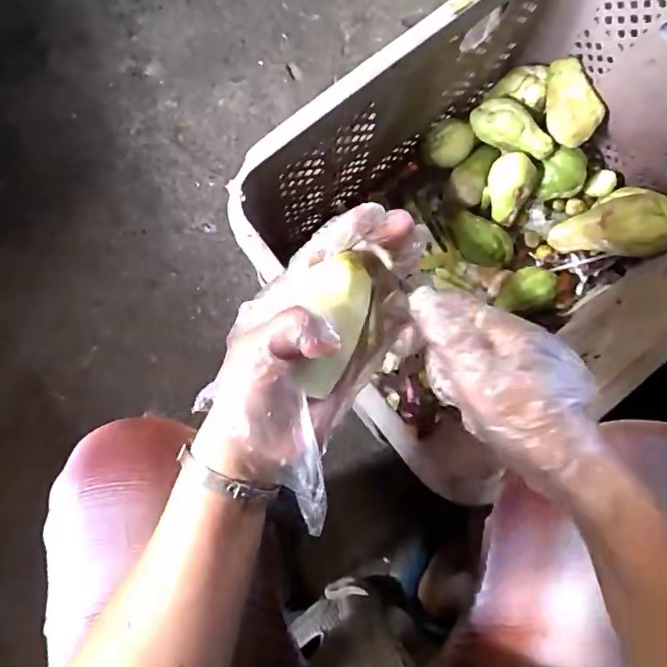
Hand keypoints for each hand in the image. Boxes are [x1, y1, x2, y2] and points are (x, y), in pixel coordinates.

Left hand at [191, 204, 422, 486]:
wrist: (257, 453)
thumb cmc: (246, 397)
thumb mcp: (254, 354)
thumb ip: (288, 330)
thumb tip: (331, 335)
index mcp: (283, 302)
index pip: (317, 257)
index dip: (345, 232)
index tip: (376, 213)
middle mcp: (313, 315)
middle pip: (351, 272)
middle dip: (380, 247)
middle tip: (412, 229)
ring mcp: (336, 342)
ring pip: (371, 301)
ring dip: (396, 278)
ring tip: (421, 256)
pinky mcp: (353, 371)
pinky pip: (381, 341)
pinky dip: (399, 324)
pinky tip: (416, 309)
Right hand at [407, 286, 611, 494]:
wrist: (569, 465)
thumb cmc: (516, 417)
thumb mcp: (473, 374)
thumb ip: (446, 334)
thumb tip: (422, 296)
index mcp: (510, 329)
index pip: (459, 307)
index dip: (427, 320)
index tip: (404, 343)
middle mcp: (529, 340)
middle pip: (470, 332)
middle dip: (445, 353)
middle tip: (439, 381)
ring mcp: (542, 366)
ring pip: (483, 357)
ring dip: (461, 374)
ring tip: (459, 400)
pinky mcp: (546, 393)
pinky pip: (499, 380)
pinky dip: (481, 390)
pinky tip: (482, 412)